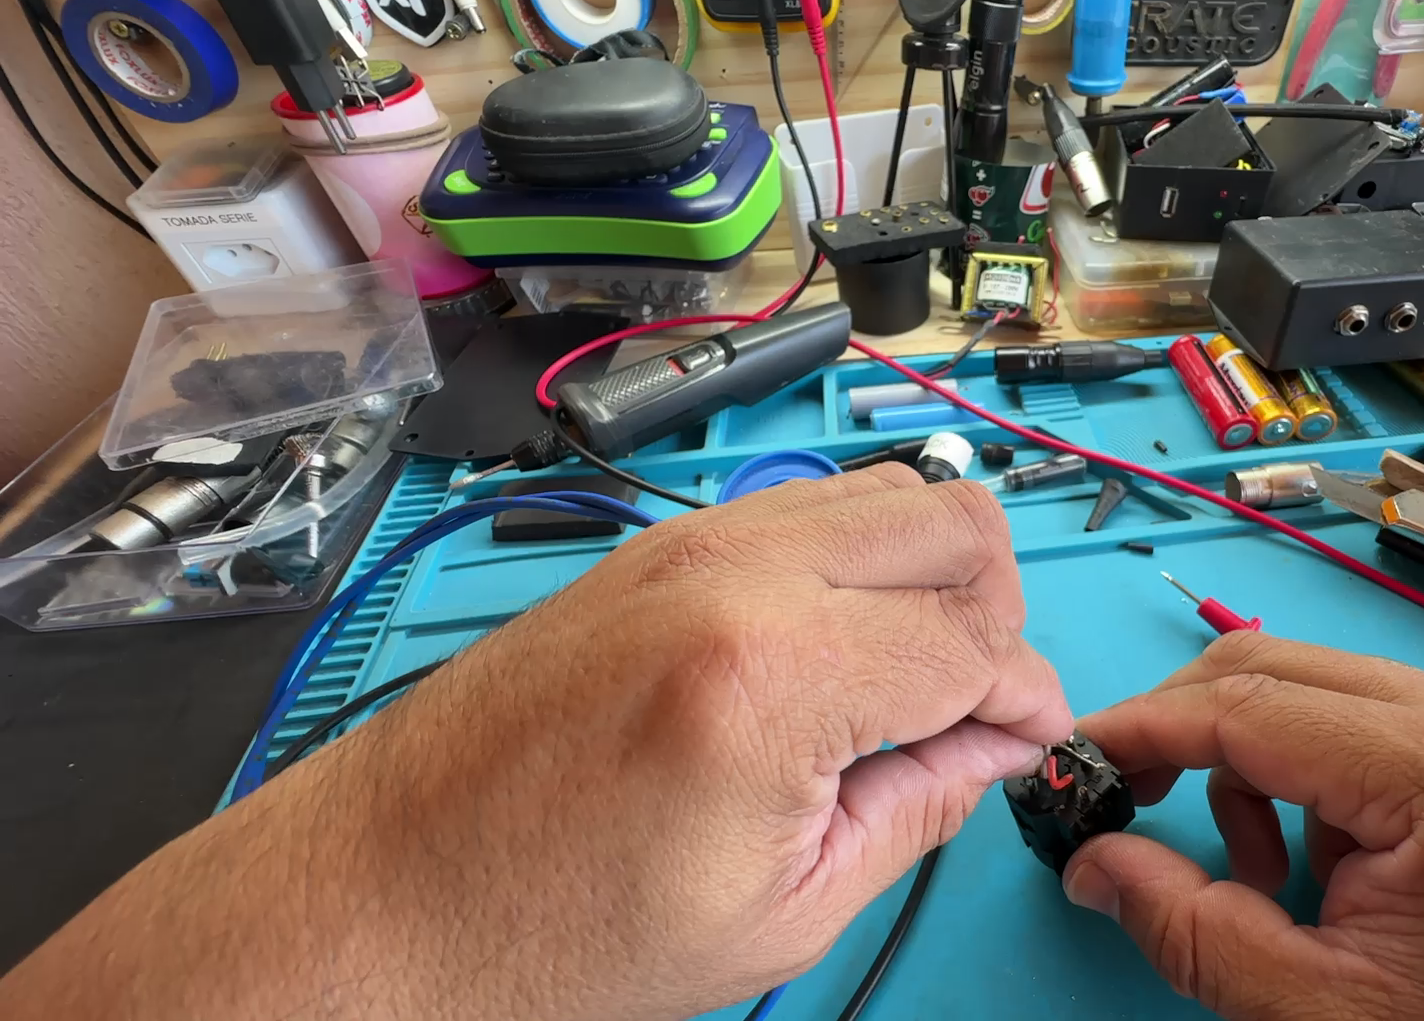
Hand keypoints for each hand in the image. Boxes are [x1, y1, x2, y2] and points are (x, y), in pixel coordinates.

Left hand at [0, 465, 1071, 1020]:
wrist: (382, 888)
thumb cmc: (570, 937)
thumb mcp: (787, 908)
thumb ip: (926, 802)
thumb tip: (1006, 739)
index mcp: (774, 676)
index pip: (974, 644)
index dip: (1029, 695)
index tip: (1035, 735)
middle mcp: (747, 568)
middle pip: (959, 526)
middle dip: (999, 610)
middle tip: (973, 694)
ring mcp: (706, 532)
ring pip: (899, 493)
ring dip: (939, 572)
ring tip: (912, 660)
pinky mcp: (679, 532)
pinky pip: (826, 501)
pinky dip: (871, 554)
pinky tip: (845, 630)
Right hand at [1064, 632, 1423, 1020]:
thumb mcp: (1336, 1017)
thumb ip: (1194, 933)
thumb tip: (1087, 867)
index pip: (1235, 705)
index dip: (1137, 728)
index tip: (1074, 759)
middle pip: (1258, 669)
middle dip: (1178, 730)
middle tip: (1135, 803)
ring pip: (1298, 688)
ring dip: (1243, 764)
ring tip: (1262, 873)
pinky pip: (1347, 719)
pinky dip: (1299, 777)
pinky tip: (1328, 863)